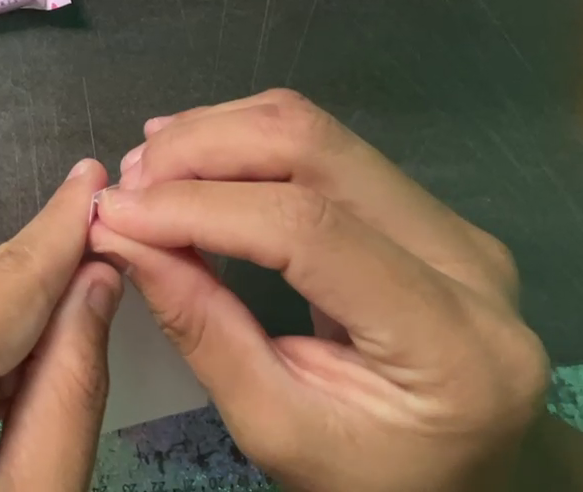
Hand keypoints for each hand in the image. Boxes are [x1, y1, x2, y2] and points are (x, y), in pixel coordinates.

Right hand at [92, 90, 549, 491]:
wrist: (467, 481)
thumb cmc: (370, 479)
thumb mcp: (275, 429)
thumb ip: (199, 326)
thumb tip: (116, 232)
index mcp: (450, 343)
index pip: (307, 229)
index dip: (197, 207)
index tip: (114, 211)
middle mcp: (464, 256)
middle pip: (311, 146)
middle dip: (198, 148)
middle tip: (126, 183)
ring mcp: (445, 218)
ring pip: (308, 126)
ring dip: (210, 134)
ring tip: (146, 172)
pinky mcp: (415, 202)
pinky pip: (313, 140)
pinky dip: (235, 137)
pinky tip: (187, 159)